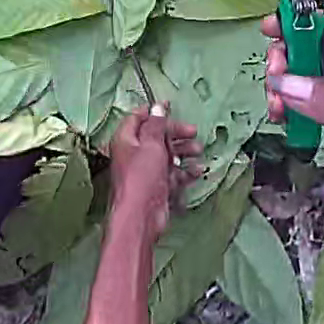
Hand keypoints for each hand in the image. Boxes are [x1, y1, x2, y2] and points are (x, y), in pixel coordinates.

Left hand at [107, 104, 201, 240]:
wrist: (141, 217)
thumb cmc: (142, 177)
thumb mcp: (151, 146)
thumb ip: (156, 126)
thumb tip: (157, 107)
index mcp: (126, 140)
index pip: (137, 118)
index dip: (153, 111)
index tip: (170, 106)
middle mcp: (134, 154)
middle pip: (155, 136)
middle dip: (175, 133)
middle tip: (193, 132)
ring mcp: (145, 171)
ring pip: (166, 155)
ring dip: (183, 151)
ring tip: (198, 151)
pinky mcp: (156, 186)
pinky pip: (172, 173)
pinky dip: (184, 171)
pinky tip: (197, 171)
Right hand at [260, 16, 323, 241]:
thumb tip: (288, 83)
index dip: (305, 23)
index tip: (271, 31)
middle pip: (321, 53)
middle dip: (290, 57)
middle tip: (271, 79)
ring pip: (314, 83)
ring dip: (287, 86)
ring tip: (275, 107)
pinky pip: (316, 112)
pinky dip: (295, 111)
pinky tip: (285, 121)